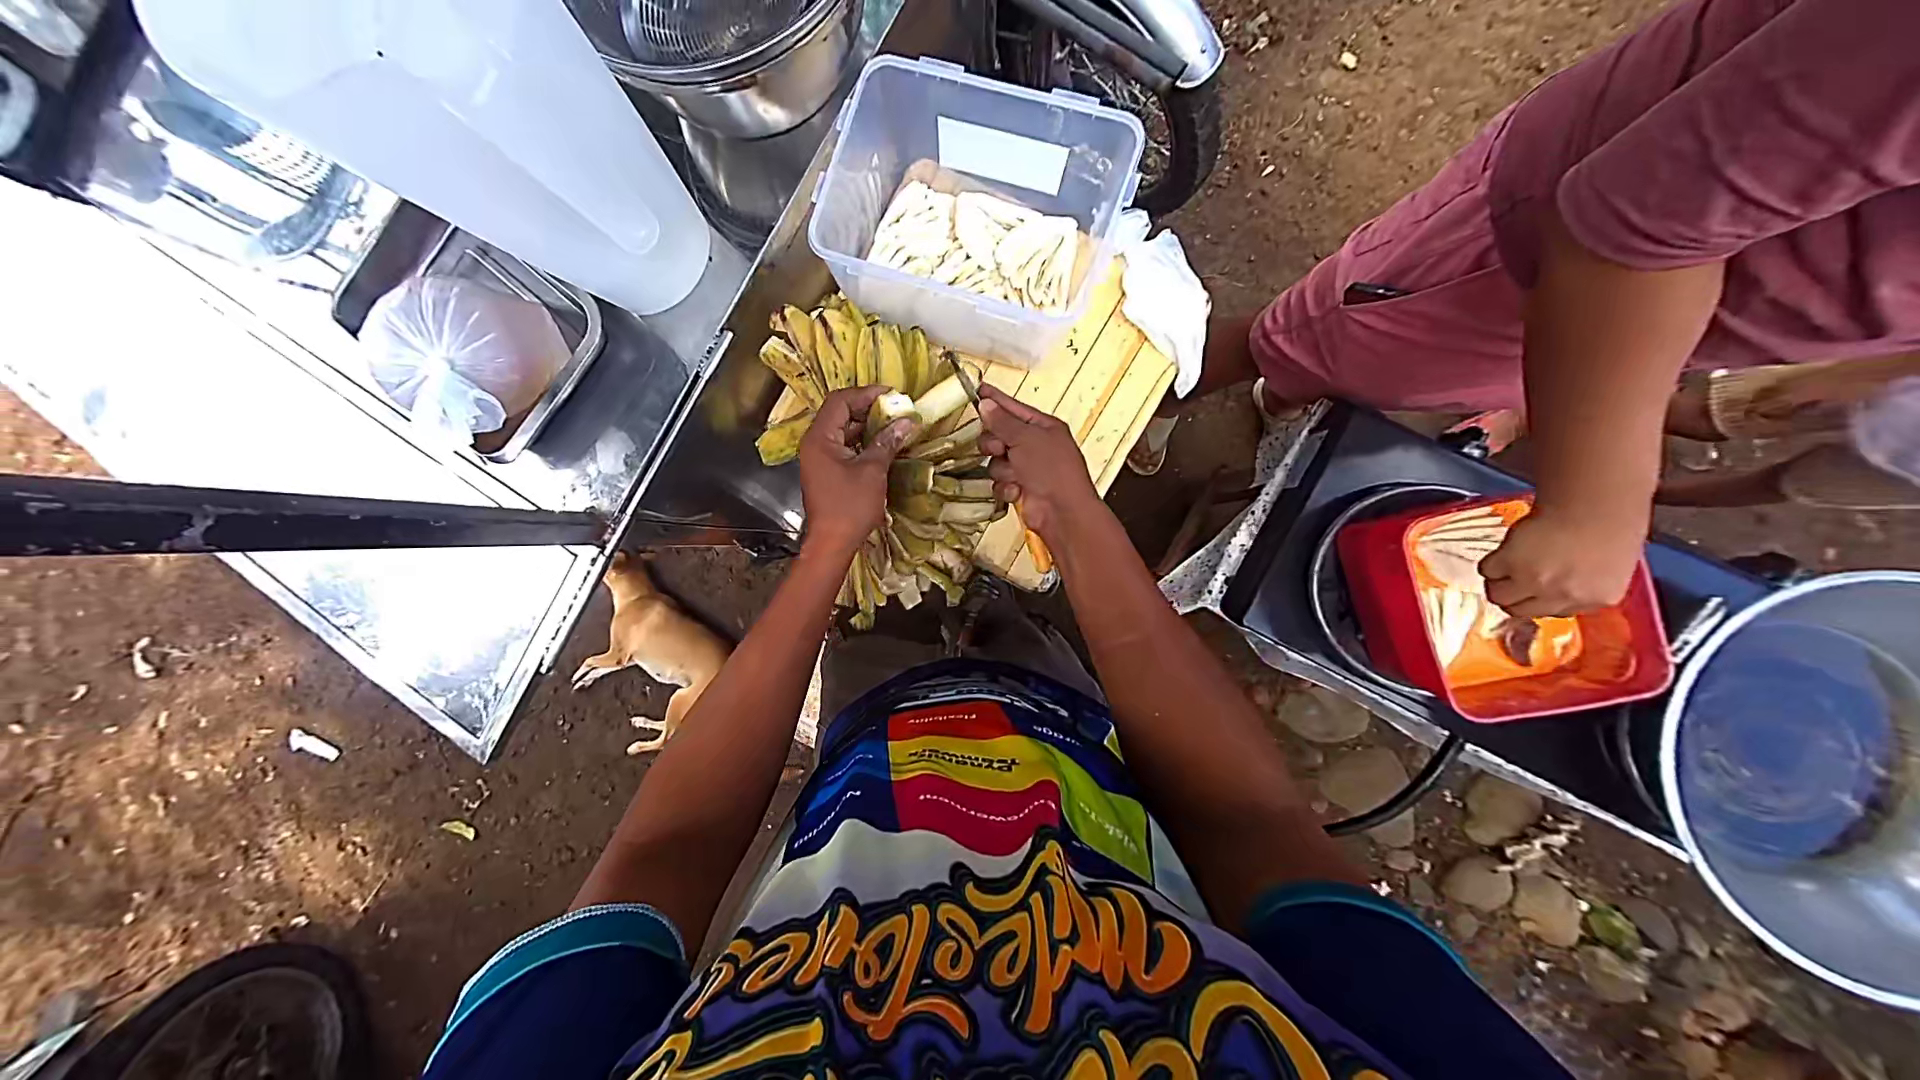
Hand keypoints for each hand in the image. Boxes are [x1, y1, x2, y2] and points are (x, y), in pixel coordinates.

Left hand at [799, 386, 914, 557]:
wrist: (832, 543)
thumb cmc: (849, 507)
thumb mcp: (872, 471)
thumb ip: (887, 442)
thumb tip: (906, 422)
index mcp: (819, 438)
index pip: (840, 401)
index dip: (866, 393)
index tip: (891, 394)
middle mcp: (814, 443)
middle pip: (840, 413)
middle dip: (868, 409)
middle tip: (896, 409)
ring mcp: (819, 458)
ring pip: (843, 430)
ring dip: (867, 426)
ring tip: (893, 425)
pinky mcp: (826, 470)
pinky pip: (844, 446)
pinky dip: (862, 442)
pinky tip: (882, 444)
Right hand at [976, 385, 1100, 540]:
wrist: (1062, 512)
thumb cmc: (1053, 470)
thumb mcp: (1026, 438)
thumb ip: (1002, 421)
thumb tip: (986, 404)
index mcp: (1043, 427)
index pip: (1013, 408)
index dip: (995, 400)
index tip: (978, 390)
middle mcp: (1035, 446)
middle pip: (998, 435)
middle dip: (995, 443)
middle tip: (1000, 448)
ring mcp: (1027, 468)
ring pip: (995, 461)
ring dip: (1003, 469)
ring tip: (1016, 475)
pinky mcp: (1019, 488)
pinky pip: (999, 482)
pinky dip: (1006, 487)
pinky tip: (1017, 491)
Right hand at [1479, 506, 1647, 616]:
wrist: (1594, 503)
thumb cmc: (1608, 525)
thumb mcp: (1609, 567)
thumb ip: (1582, 586)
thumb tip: (1554, 590)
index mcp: (1598, 598)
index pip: (1554, 613)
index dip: (1540, 599)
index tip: (1534, 590)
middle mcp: (1564, 595)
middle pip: (1519, 610)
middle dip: (1514, 596)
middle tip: (1513, 579)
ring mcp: (1534, 581)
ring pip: (1498, 595)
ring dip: (1499, 581)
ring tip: (1506, 565)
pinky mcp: (1509, 563)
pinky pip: (1487, 570)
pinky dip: (1492, 561)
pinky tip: (1506, 550)